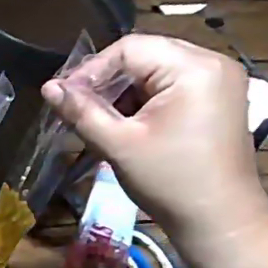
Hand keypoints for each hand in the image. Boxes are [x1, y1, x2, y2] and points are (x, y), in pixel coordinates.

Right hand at [42, 35, 267, 246]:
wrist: (219, 219)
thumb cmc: (169, 181)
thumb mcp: (119, 145)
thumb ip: (82, 112)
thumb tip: (48, 88)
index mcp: (192, 67)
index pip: (130, 48)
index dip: (91, 70)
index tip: (64, 99)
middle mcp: (212, 63)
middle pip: (144, 56)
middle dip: (106, 82)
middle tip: (76, 110)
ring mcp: (219, 82)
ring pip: (156, 73)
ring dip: (123, 94)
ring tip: (99, 123)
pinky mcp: (217, 102)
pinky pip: (172, 89)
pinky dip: (144, 103)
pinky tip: (126, 128)